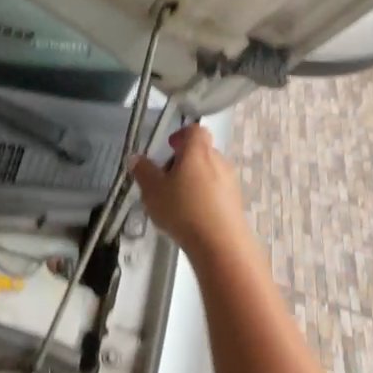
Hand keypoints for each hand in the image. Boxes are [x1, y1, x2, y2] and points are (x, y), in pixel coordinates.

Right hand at [128, 124, 253, 260]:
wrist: (219, 242)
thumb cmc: (182, 210)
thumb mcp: (152, 191)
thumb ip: (143, 172)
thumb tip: (136, 158)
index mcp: (198, 151)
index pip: (194, 130)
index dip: (181, 135)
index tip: (168, 147)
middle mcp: (218, 160)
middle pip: (201, 151)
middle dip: (184, 161)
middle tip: (166, 179)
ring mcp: (231, 180)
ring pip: (209, 171)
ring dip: (194, 179)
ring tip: (178, 201)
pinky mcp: (236, 200)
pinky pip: (217, 190)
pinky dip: (204, 195)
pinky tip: (192, 215)